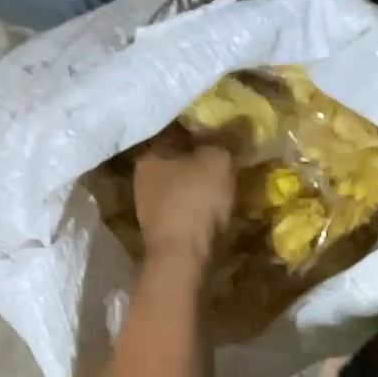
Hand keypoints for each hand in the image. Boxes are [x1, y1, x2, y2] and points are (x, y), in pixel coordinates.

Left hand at [134, 126, 234, 256]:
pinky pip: (182, 203)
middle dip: (200, 156)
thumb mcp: (218, 159)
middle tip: (228, 155)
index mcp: (151, 153)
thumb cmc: (197, 198)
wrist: (182, 255)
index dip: (202, 128)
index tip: (224, 130)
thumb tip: (236, 122)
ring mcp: (147, 203)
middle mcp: (142, 175)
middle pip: (177, 157)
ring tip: (225, 180)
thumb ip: (225, 138)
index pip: (177, 130)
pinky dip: (197, 201)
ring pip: (179, 181)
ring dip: (199, 180)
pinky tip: (214, 204)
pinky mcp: (159, 225)